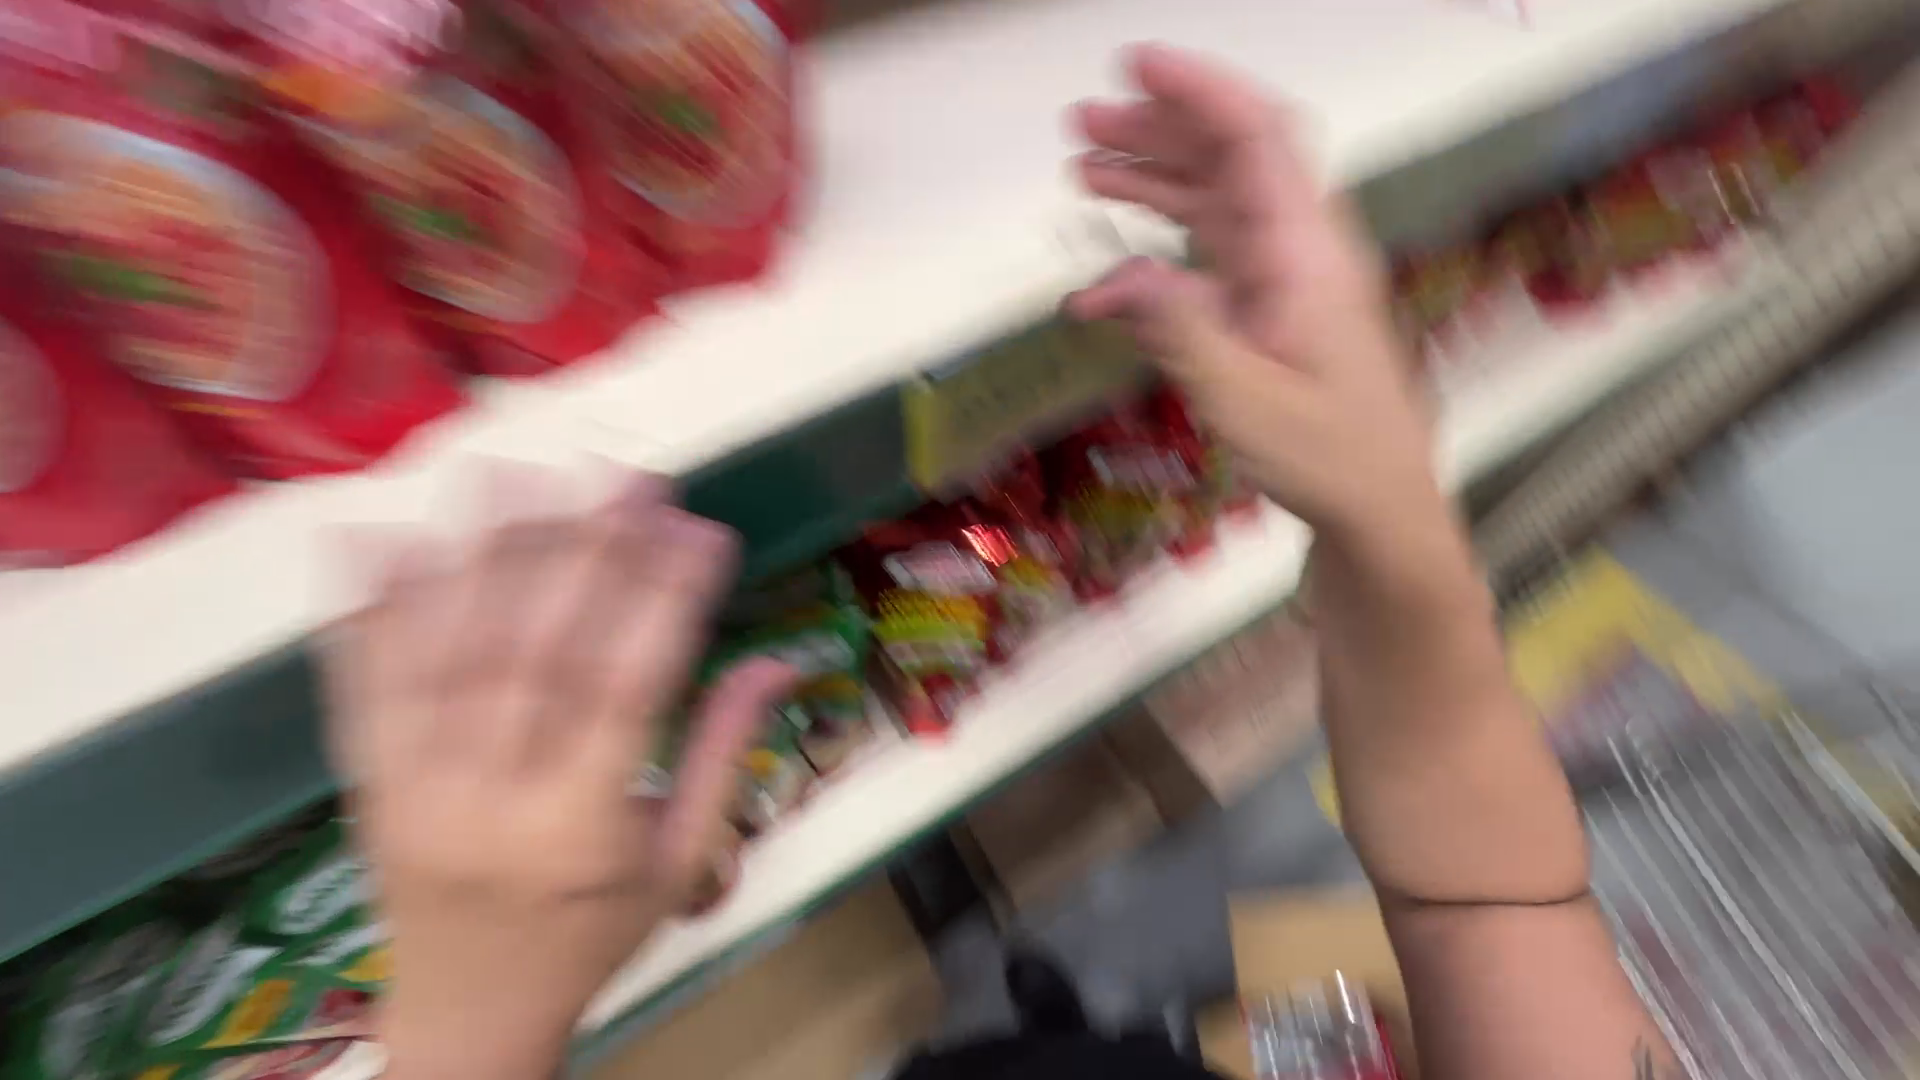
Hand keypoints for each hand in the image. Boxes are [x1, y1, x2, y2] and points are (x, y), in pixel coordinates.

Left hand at [323, 468, 795, 1079]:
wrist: (467, 1018)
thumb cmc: (597, 936)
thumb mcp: (685, 860)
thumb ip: (724, 751)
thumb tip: (781, 661)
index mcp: (580, 826)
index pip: (630, 686)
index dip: (669, 598)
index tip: (703, 528)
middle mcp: (487, 797)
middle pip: (540, 651)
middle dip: (591, 552)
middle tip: (627, 479)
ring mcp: (409, 786)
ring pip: (447, 652)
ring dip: (484, 552)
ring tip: (519, 472)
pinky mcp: (362, 781)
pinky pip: (356, 686)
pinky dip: (365, 606)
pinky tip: (374, 534)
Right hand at [1067, 45, 1446, 544]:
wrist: (1372, 500)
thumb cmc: (1322, 455)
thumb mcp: (1242, 399)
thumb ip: (1180, 331)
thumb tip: (1112, 282)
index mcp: (1305, 254)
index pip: (1256, 139)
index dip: (1198, 92)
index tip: (1134, 68)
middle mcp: (1296, 249)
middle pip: (1228, 159)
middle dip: (1156, 132)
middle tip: (1080, 128)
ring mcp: (1281, 278)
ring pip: (1215, 203)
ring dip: (1152, 181)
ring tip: (1084, 172)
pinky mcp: (1266, 308)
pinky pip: (1208, 260)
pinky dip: (1157, 257)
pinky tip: (1107, 282)